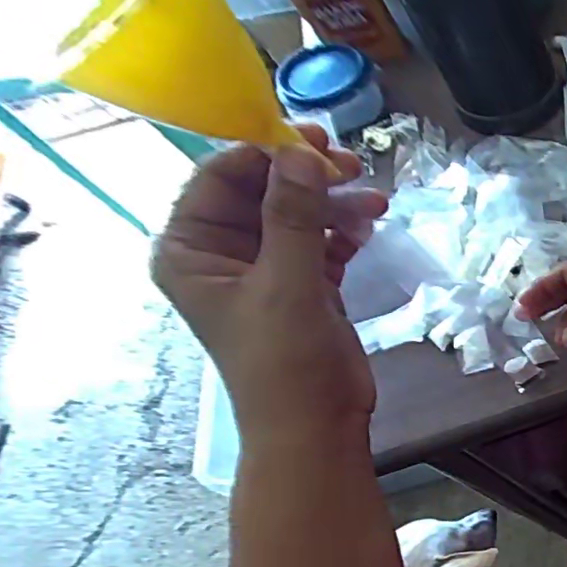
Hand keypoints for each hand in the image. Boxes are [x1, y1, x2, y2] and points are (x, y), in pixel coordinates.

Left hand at [152, 125, 388, 446]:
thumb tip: (300, 152)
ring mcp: (269, 271)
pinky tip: (369, 225)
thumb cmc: (285, 362)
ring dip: (334, 204)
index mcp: (191, 248)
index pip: (220, 178)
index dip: (264, 153)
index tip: (314, 141)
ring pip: (299, 217)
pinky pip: (323, 244)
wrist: (317, 426)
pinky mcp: (307, 289)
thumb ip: (293, 217)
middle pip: (263, 193)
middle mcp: (225, 253)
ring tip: (374, 196)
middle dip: (307, 177)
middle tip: (350, 162)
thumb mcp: (287, 285)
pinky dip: (345, 232)